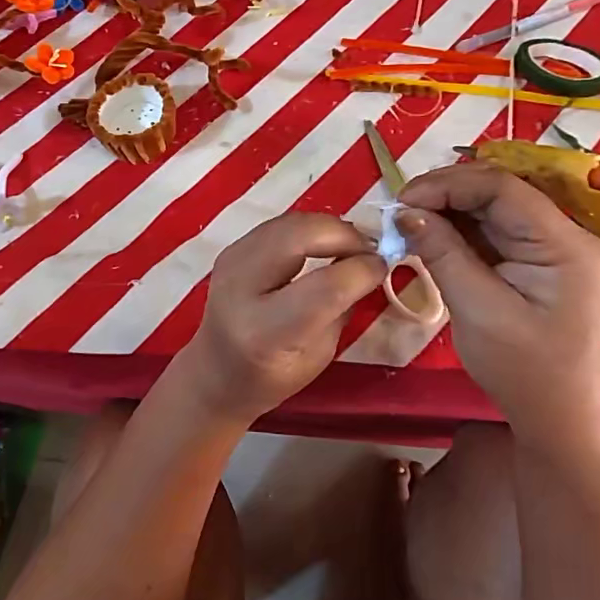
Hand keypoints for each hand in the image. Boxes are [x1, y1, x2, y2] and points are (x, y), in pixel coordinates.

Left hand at [171, 213, 386, 424]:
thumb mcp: (318, 354)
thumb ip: (342, 306)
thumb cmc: (272, 377)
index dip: (361, 269)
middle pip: (299, 236)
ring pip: (290, 222)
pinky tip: (326, 244)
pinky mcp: (232, 249)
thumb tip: (372, 264)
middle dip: (345, 234)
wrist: (215, 373)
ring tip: (352, 246)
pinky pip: (279, 225)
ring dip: (329, 227)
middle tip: (370, 248)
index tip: (384, 265)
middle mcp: (241, 288)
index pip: (323, 287)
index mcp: (264, 331)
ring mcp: (231, 262)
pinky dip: (309, 229)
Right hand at [395, 163, 599, 446]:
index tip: (401, 201)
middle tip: (399, 211)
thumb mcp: (477, 310)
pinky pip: (492, 232)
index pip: (503, 190)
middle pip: (499, 193)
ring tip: (407, 223)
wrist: (558, 417)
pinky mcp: (534, 262)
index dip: (448, 185)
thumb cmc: (523, 370)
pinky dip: (457, 230)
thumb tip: (406, 212)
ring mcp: (551, 248)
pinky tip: (429, 236)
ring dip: (447, 210)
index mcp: (564, 245)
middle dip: (445, 194)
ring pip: (492, 209)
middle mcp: (564, 235)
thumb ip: (443, 254)